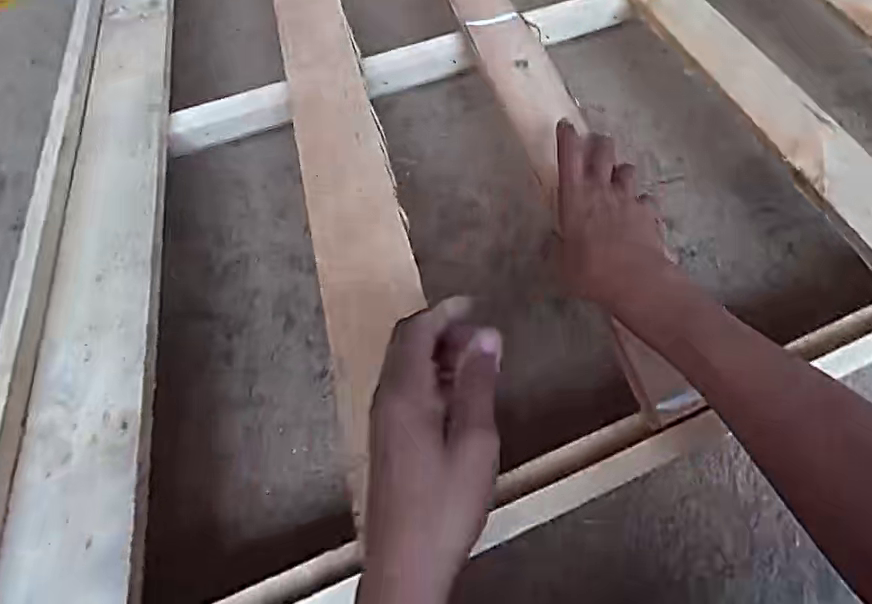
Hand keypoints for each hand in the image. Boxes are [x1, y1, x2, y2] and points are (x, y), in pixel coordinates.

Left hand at [360, 297, 501, 603]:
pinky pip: (407, 388)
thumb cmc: (443, 505)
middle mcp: (386, 399)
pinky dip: (432, 377)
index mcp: (404, 393)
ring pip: (407, 365)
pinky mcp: (387, 439)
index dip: (445, 310)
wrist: (404, 568)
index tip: (474, 304)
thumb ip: (478, 384)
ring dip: (439, 354)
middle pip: (407, 342)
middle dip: (444, 331)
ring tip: (478, 366)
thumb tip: (487, 336)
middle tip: (481, 340)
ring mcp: (383, 420)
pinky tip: (460, 397)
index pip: (416, 330)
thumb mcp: (474, 441)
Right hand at [554, 121, 683, 316]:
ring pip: (627, 169)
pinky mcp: (648, 210)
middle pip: (603, 151)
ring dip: (621, 171)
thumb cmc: (590, 270)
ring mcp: (628, 197)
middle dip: (600, 143)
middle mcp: (601, 189)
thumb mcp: (561, 264)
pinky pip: (646, 198)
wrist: (636, 279)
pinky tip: (640, 212)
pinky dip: (642, 202)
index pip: (569, 156)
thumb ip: (555, 249)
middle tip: (598, 145)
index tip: (566, 125)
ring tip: (619, 179)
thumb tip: (549, 243)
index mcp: (575, 196)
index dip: (567, 137)